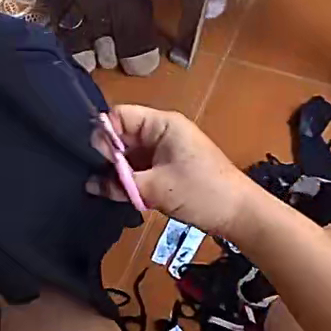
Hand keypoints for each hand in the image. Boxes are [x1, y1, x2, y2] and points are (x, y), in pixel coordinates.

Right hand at [89, 105, 274, 239]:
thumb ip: (120, 183)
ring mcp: (166, 152)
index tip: (101, 159)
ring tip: (111, 191)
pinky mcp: (168, 169)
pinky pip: (141, 170)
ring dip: (120, 173)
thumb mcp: (155, 188)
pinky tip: (122, 195)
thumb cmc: (203, 192)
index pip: (119, 116)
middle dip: (110, 158)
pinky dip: (131, 182)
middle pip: (122, 136)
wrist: (239, 214)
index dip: (104, 135)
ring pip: (130, 156)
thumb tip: (92, 183)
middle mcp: (162, 132)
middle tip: (103, 180)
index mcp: (162, 124)